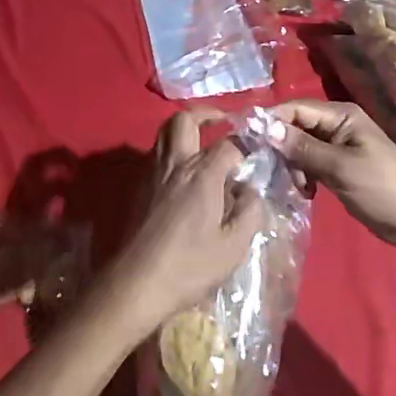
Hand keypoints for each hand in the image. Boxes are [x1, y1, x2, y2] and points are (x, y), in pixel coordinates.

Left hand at [98, 110, 264, 335]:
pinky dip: (172, 148)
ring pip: (165, 131)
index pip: (229, 144)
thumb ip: (249, 212)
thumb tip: (250, 190)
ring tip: (203, 141)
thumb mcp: (233, 247)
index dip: (246, 142)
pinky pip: (157, 151)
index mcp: (202, 174)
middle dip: (205, 114)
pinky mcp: (140, 184)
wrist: (137, 281)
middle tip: (222, 122)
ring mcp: (153, 171)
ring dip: (185, 128)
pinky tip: (184, 170)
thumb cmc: (189, 266)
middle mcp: (175, 163)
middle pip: (185, 119)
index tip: (258, 148)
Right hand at [268, 100, 395, 244]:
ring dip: (294, 165)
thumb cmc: (382, 190)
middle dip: (284, 148)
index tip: (251, 140)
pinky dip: (304, 174)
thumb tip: (264, 127)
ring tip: (300, 188)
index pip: (296, 108)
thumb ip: (302, 147)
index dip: (273, 121)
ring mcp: (339, 145)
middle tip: (278, 172)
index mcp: (342, 116)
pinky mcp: (339, 165)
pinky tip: (308, 192)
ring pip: (300, 146)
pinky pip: (310, 162)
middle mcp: (338, 124)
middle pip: (296, 126)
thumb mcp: (339, 167)